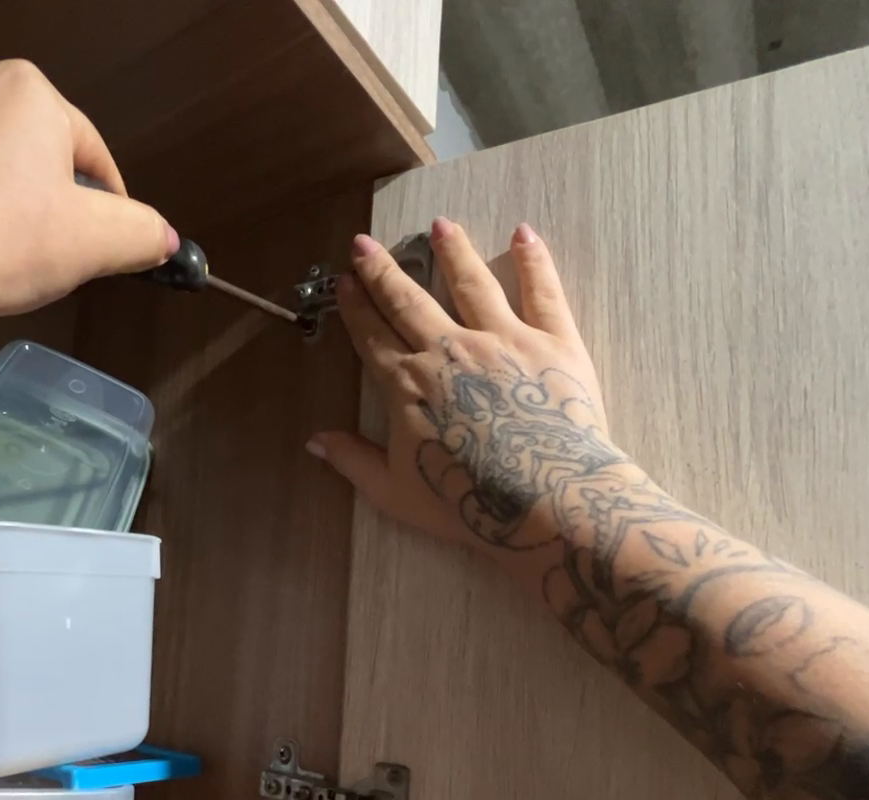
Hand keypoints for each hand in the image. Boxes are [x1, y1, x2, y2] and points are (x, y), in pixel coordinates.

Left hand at [0, 60, 177, 319]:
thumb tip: (164, 238)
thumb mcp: (93, 244)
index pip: (93, 154)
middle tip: (58, 260)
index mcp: (30, 92)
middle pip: (40, 157)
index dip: (111, 208)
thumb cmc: (2, 241)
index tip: (110, 251)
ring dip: (10, 209)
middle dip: (56, 207)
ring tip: (8, 260)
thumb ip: (141, 235)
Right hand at [308, 219, 627, 554]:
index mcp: (407, 384)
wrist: (546, 500)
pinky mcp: (553, 341)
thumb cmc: (464, 504)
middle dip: (382, 271)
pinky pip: (542, 291)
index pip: (372, 336)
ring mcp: (502, 340)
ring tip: (439, 225)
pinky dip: (533, 260)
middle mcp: (448, 350)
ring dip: (451, 252)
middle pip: (408, 301)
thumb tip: (315, 441)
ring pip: (471, 283)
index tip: (344, 283)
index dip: (355, 309)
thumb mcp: (392, 492)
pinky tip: (523, 234)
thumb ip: (352, 461)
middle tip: (365, 243)